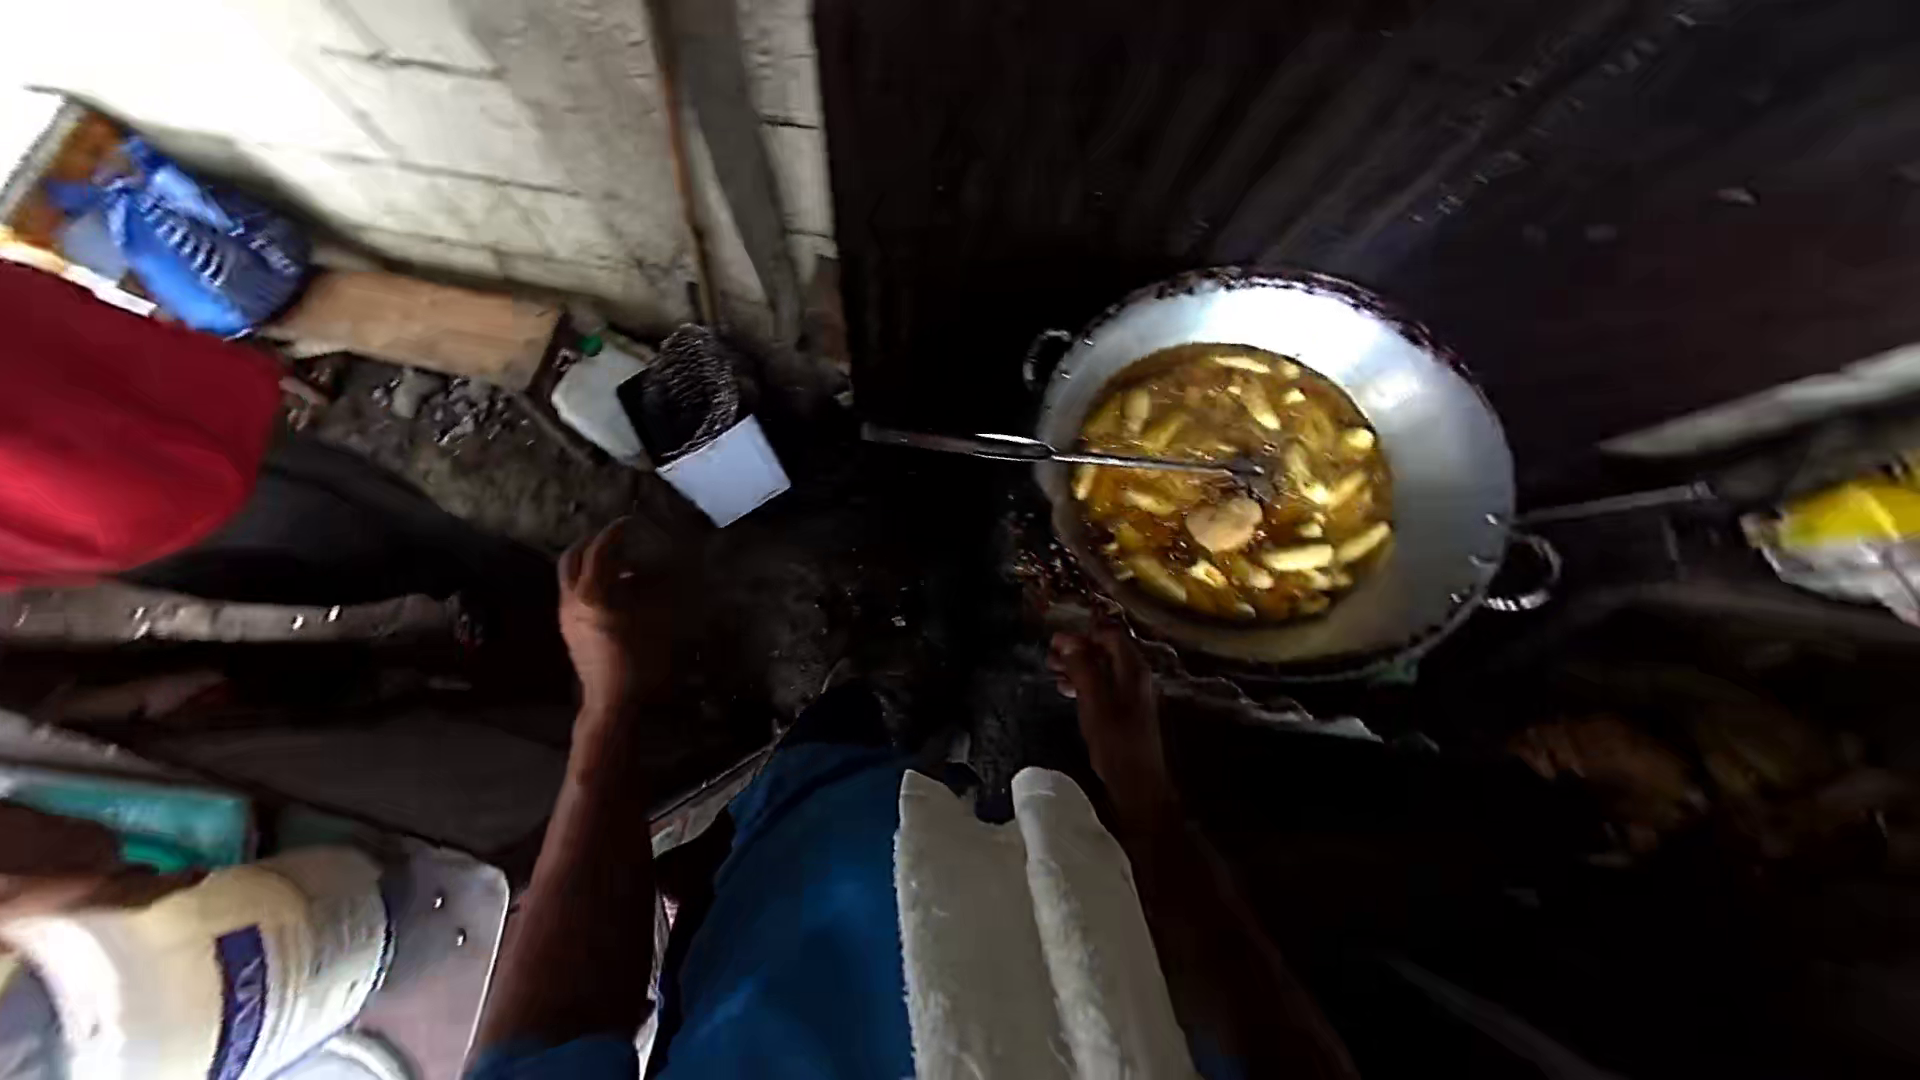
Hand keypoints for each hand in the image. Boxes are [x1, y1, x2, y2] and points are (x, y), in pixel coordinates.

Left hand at [558, 517, 677, 720]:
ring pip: (570, 576)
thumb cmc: (638, 661)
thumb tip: (661, 567)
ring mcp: (566, 615)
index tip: (629, 522)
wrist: (611, 700)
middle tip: (616, 538)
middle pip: (572, 558)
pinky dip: (590, 580)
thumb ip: (656, 589)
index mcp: (593, 595)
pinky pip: (573, 592)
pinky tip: (616, 590)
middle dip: (592, 543)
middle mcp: (572, 600)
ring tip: (621, 564)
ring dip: (591, 563)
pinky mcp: (569, 628)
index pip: (600, 552)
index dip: (614, 533)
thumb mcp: (655, 620)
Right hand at [1049, 616, 1176, 815]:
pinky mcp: (1124, 709)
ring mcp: (1131, 692)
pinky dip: (1083, 682)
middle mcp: (1134, 675)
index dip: (1083, 632)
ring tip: (1051, 671)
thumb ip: (1082, 667)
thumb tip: (1068, 642)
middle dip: (1076, 649)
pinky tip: (1065, 689)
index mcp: (1132, 668)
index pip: (1109, 634)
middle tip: (1049, 655)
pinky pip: (1102, 684)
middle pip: (1104, 649)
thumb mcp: (1093, 700)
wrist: (1137, 783)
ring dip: (1077, 666)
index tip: (1057, 640)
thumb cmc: (1115, 740)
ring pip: (1101, 667)